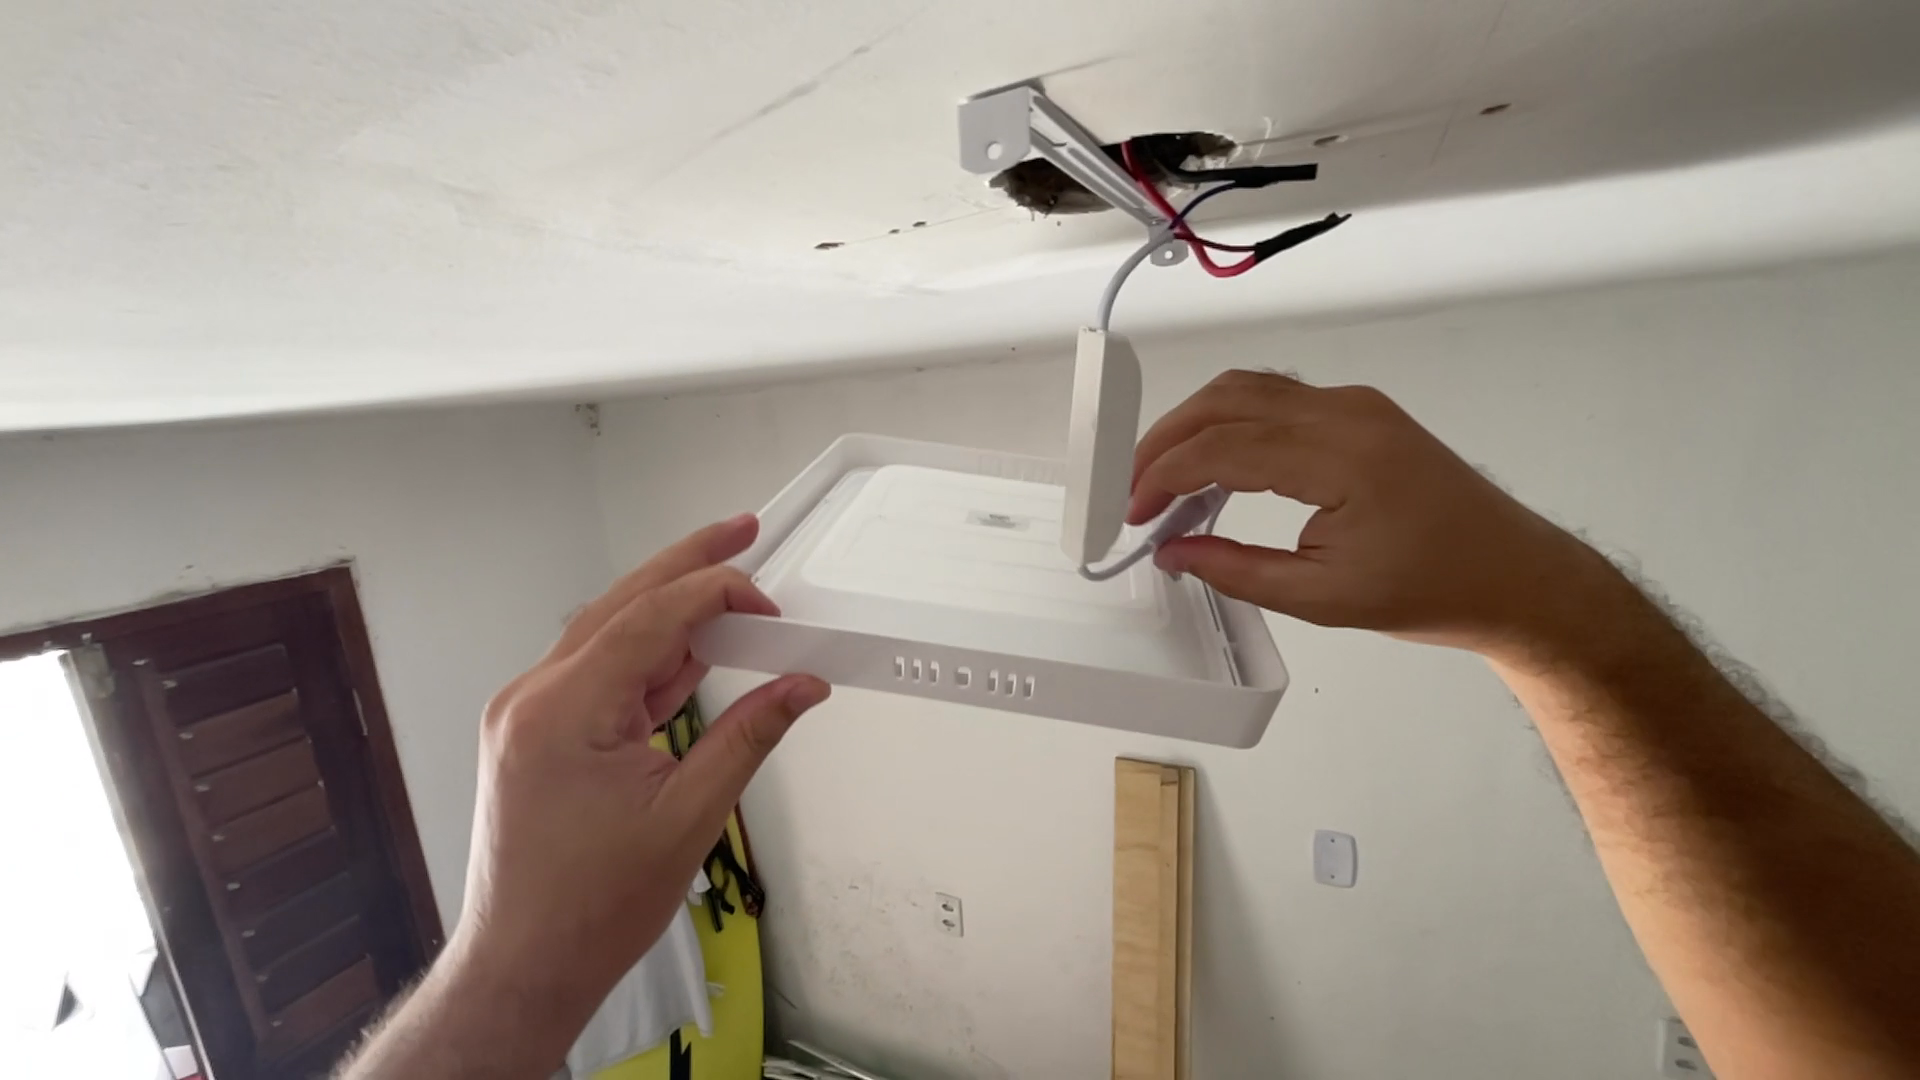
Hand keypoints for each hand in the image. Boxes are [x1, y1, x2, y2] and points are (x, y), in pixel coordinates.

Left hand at [453, 514, 828, 1029]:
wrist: (524, 962)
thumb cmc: (592, 905)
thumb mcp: (691, 815)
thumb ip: (750, 735)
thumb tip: (801, 687)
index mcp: (562, 711)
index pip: (651, 619)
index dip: (717, 597)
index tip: (768, 606)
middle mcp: (536, 696)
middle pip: (624, 603)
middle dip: (687, 563)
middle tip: (739, 529)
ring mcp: (533, 709)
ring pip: (613, 630)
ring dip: (674, 608)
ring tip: (730, 586)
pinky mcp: (543, 725)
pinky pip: (606, 669)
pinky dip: (656, 655)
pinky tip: (698, 650)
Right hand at [1129, 371, 1615, 657]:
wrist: (1517, 576)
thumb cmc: (1428, 594)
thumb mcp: (1320, 598)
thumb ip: (1234, 569)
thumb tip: (1169, 550)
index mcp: (1342, 459)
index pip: (1223, 447)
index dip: (1164, 476)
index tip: (1134, 515)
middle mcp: (1345, 412)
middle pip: (1225, 400)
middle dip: (1164, 441)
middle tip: (1133, 490)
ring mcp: (1354, 404)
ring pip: (1245, 388)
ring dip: (1192, 424)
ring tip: (1161, 475)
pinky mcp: (1358, 410)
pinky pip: (1273, 398)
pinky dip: (1226, 422)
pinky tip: (1212, 462)